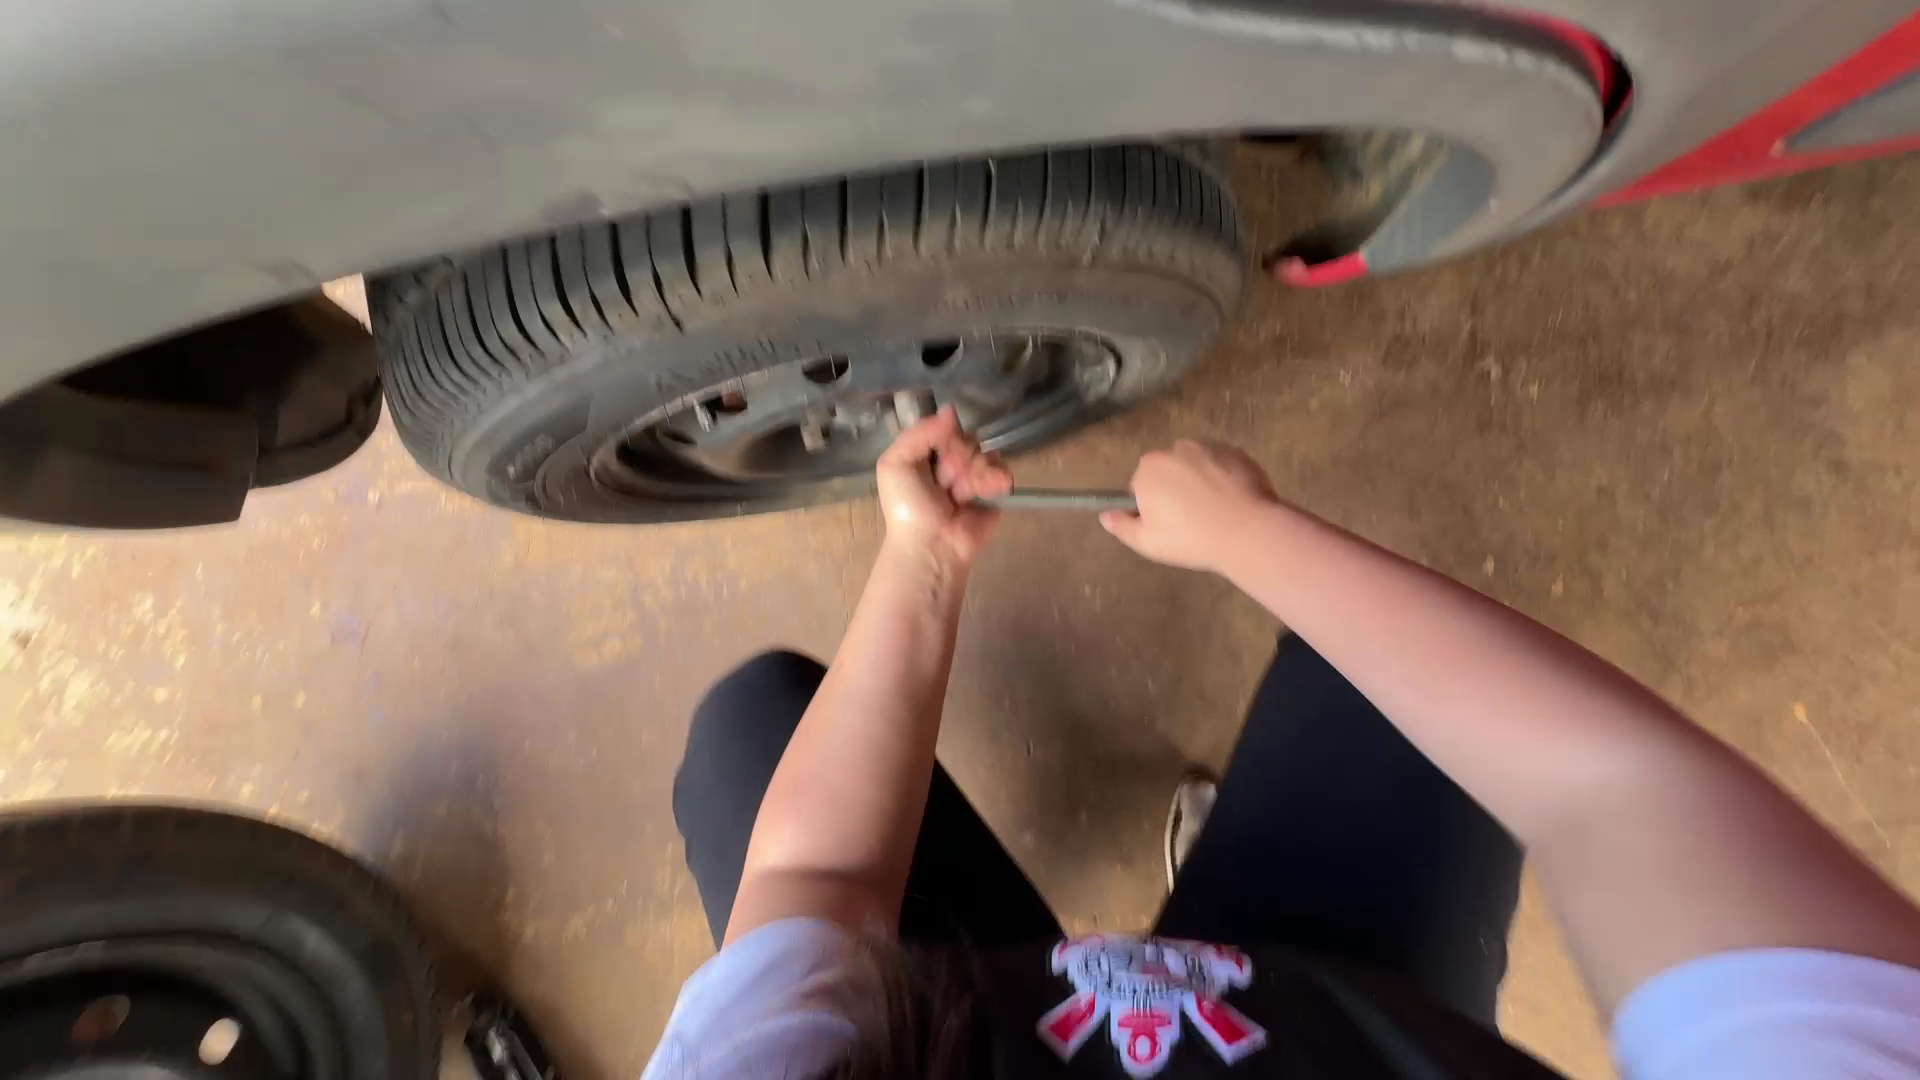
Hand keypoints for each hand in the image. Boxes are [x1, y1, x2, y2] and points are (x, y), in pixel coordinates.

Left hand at [876, 406, 1011, 564]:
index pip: (945, 427)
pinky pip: (1003, 471)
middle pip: (968, 439)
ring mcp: (974, 476)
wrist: (932, 544)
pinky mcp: (994, 492)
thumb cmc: (908, 506)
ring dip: (973, 472)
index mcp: (925, 453)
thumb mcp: (895, 463)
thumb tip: (951, 411)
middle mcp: (950, 462)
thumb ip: (919, 432)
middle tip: (944, 482)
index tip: (940, 451)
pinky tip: (980, 494)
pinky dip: (993, 480)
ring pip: (986, 453)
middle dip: (957, 458)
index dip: (946, 435)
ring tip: (960, 495)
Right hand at [1100, 440, 1278, 572]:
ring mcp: (1210, 447)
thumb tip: (1105, 516)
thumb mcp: (1146, 542)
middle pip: (1168, 471)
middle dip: (1174, 490)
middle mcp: (1176, 449)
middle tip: (1189, 522)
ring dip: (1198, 483)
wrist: (1248, 531)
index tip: (1165, 525)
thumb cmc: (1189, 538)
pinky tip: (1232, 504)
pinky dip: (1223, 480)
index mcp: (1149, 468)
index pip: (1140, 486)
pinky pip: (1221, 466)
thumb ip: (1121, 526)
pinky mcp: (1238, 453)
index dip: (1150, 507)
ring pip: (1195, 466)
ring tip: (1213, 514)